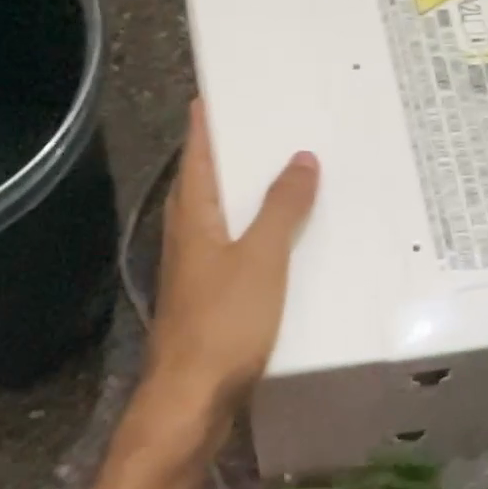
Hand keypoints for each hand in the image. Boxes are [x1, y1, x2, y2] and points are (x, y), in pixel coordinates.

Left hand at [146, 100, 319, 426]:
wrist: (192, 400)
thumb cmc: (223, 325)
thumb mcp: (261, 260)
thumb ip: (282, 210)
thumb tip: (301, 158)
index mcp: (193, 216)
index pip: (197, 152)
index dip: (208, 120)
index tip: (223, 89)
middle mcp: (186, 240)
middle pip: (205, 186)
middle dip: (232, 159)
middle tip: (272, 132)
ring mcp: (193, 276)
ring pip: (220, 225)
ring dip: (246, 204)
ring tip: (286, 184)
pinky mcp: (207, 308)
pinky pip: (234, 261)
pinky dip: (255, 246)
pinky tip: (283, 253)